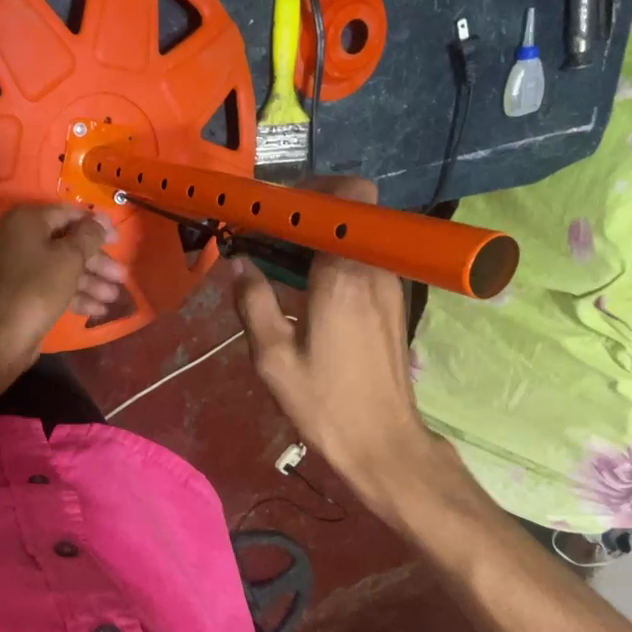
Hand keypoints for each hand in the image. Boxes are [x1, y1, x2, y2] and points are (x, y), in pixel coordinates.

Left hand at [0, 204, 126, 367]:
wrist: (5, 337)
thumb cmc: (39, 288)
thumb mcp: (70, 258)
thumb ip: (89, 235)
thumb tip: (101, 219)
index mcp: (27, 221)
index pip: (68, 214)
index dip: (96, 226)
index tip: (119, 239)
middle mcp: (20, 239)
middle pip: (67, 244)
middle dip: (97, 262)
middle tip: (121, 275)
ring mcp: (21, 268)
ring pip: (63, 268)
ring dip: (91, 281)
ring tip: (114, 296)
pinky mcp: (24, 293)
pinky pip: (54, 286)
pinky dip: (75, 295)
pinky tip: (99, 309)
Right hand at [231, 176, 439, 504]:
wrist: (382, 441)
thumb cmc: (322, 402)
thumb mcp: (272, 356)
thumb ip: (253, 302)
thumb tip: (238, 263)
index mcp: (344, 275)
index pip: (348, 197)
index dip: (313, 190)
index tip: (271, 208)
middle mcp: (375, 269)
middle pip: (354, 210)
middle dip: (311, 211)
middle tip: (270, 230)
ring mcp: (390, 286)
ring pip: (358, 236)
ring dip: (321, 237)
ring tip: (280, 259)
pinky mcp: (392, 304)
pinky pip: (363, 260)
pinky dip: (334, 259)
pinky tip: (305, 287)